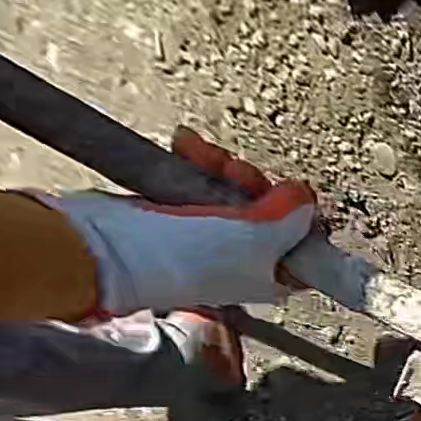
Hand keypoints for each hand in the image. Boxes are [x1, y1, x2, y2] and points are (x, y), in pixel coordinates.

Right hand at [35, 128, 316, 315]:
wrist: (114, 248)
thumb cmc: (191, 256)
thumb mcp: (257, 238)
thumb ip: (289, 220)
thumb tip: (306, 200)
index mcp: (274, 276)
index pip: (303, 244)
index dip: (299, 215)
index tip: (289, 193)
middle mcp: (248, 260)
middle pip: (270, 212)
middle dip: (253, 182)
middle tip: (235, 168)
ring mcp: (213, 237)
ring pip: (233, 193)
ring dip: (221, 165)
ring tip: (200, 151)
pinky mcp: (180, 214)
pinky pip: (198, 183)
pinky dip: (194, 162)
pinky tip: (184, 145)